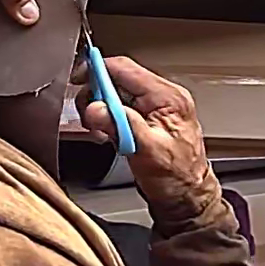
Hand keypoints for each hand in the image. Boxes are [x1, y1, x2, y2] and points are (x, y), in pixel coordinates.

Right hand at [75, 55, 211, 214]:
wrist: (186, 196)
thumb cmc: (176, 177)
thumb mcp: (147, 151)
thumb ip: (121, 126)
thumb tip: (96, 109)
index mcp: (167, 97)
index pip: (125, 69)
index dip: (97, 71)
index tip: (78, 80)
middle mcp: (162, 95)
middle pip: (117, 78)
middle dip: (96, 95)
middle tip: (89, 117)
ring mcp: (154, 105)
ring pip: (115, 92)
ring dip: (100, 108)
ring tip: (102, 131)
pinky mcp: (146, 115)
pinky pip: (119, 106)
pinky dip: (107, 117)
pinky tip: (109, 133)